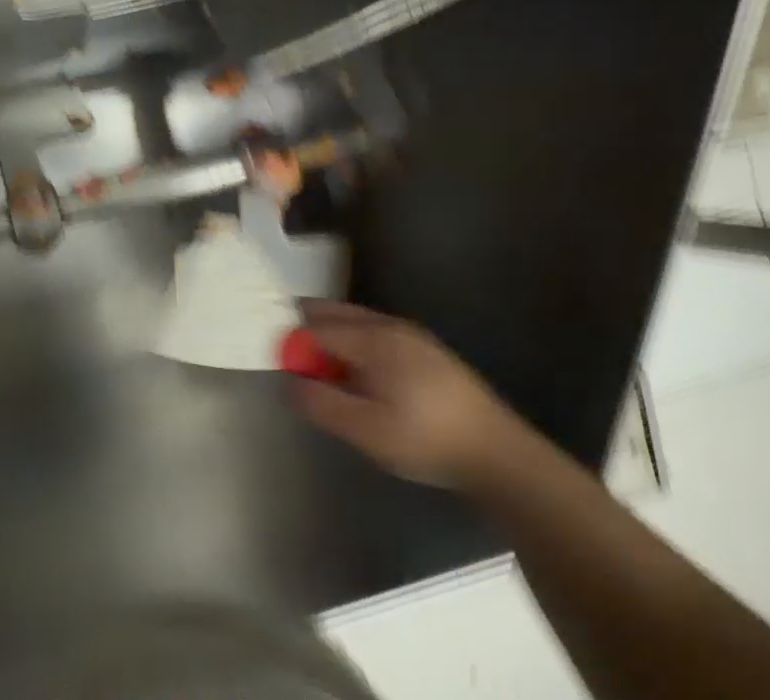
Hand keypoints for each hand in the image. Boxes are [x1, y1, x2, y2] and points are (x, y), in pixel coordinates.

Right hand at [288, 300, 527, 488]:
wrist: (497, 454)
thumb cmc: (425, 439)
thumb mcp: (364, 429)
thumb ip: (320, 403)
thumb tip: (288, 383)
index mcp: (374, 339)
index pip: (316, 327)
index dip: (290, 341)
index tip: (272, 359)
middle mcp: (391, 327)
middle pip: (336, 314)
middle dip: (305, 326)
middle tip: (283, 352)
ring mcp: (412, 338)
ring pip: (356, 324)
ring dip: (329, 336)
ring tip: (313, 365)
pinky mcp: (426, 354)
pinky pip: (374, 336)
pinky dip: (351, 345)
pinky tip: (352, 374)